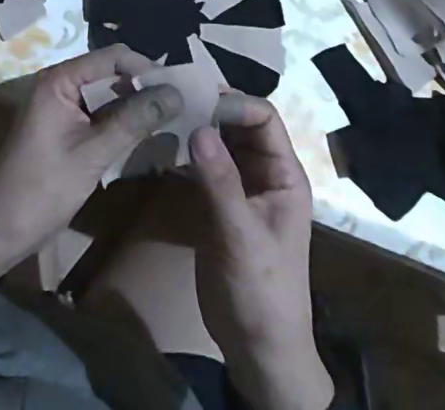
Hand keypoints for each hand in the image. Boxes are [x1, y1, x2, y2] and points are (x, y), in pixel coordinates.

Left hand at [0, 46, 181, 286]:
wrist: (0, 229)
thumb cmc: (42, 189)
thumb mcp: (93, 154)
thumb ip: (134, 120)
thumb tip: (176, 94)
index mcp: (60, 80)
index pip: (112, 57)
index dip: (146, 68)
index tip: (180, 87)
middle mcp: (62, 84)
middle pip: (112, 72)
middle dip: (146, 85)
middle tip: (183, 103)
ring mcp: (64, 106)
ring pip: (110, 94)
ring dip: (138, 104)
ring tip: (175, 116)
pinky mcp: (68, 127)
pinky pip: (103, 113)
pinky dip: (125, 120)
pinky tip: (151, 132)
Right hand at [192, 95, 333, 409]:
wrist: (257, 347)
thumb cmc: (261, 290)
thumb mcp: (241, 235)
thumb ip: (221, 181)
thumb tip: (198, 128)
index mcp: (284, 174)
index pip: (264, 119)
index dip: (234, 105)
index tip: (196, 100)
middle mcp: (264, 173)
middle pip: (239, 125)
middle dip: (210, 109)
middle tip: (171, 97)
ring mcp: (241, 188)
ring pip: (220, 143)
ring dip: (196, 129)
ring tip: (162, 114)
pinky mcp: (218, 204)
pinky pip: (204, 167)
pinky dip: (186, 154)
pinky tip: (161, 145)